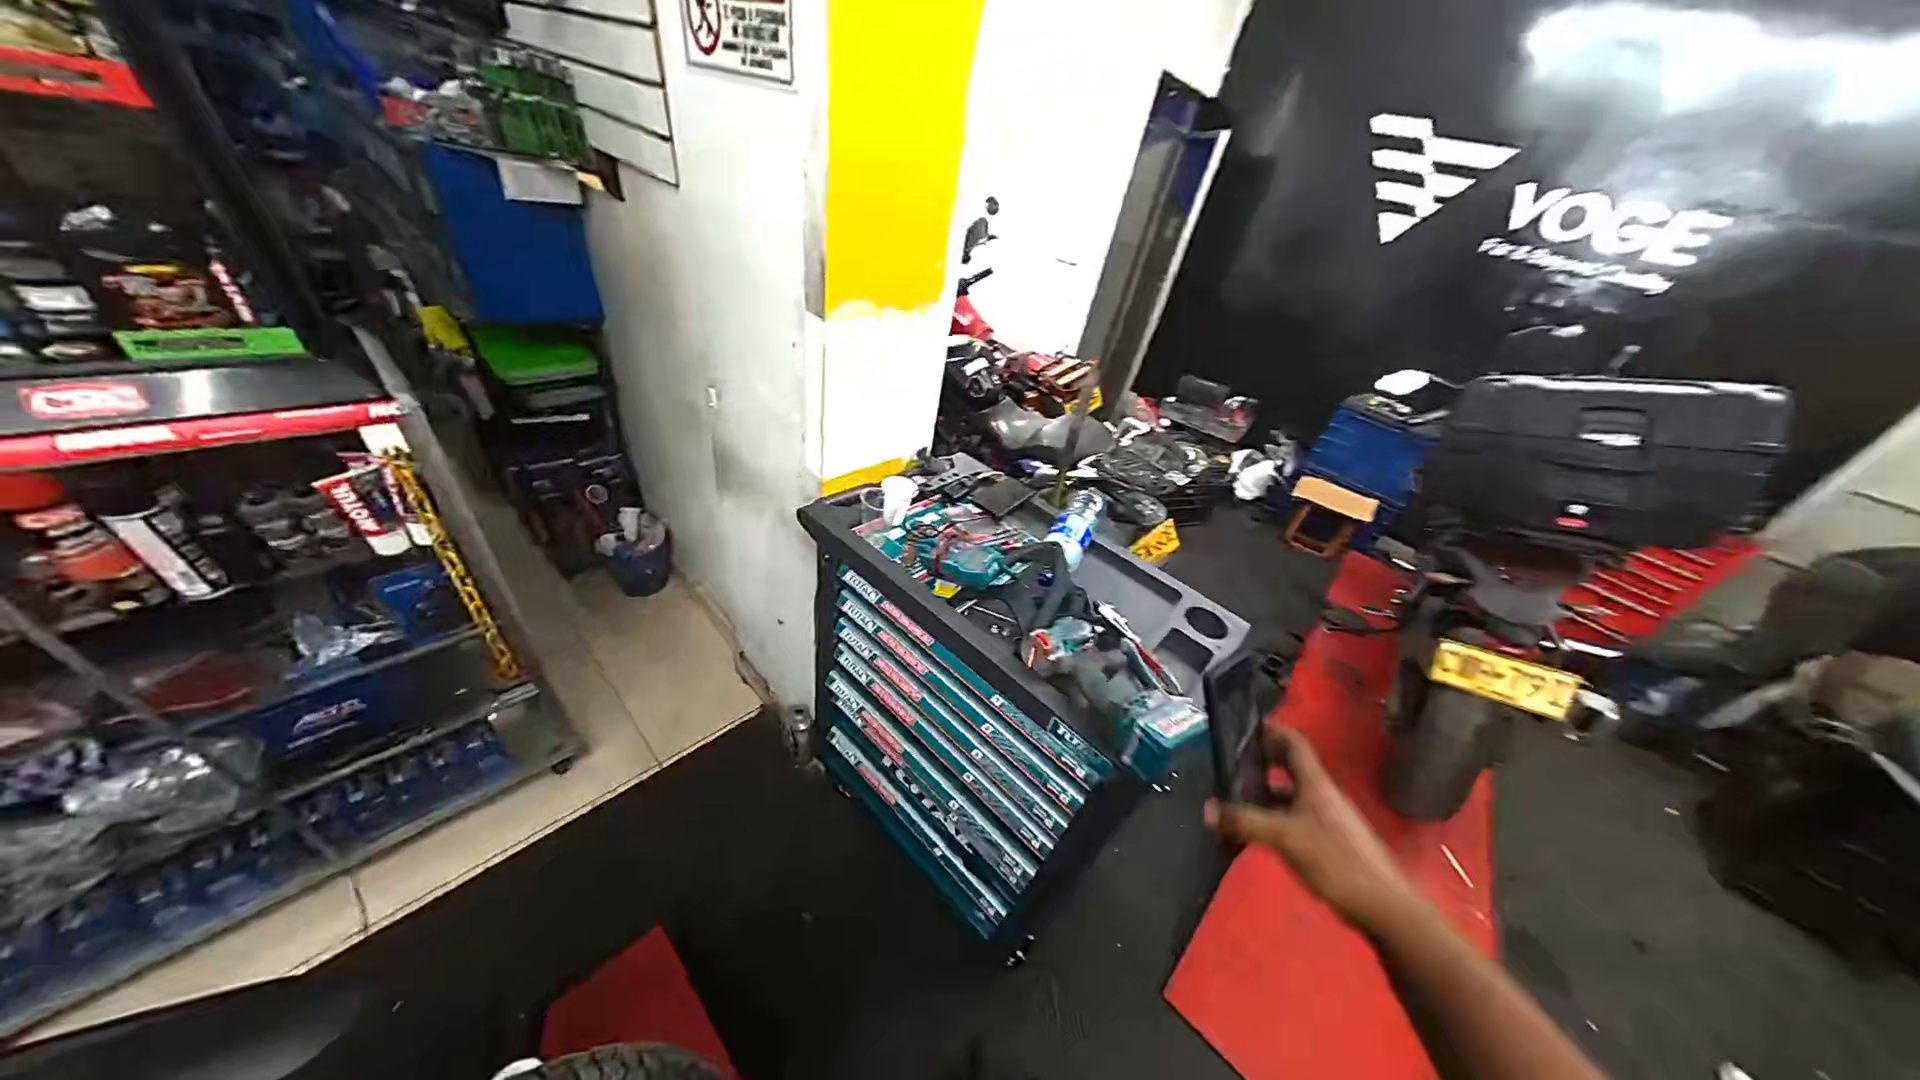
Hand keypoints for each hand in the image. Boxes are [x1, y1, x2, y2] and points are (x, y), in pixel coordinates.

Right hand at [1205, 727, 1416, 932]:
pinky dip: (1275, 817)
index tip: (1244, 728)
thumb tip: (1206, 809)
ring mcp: (1330, 818)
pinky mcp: (1332, 841)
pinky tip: (1259, 833)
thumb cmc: (1335, 861)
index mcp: (1316, 784)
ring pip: (1292, 794)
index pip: (1294, 742)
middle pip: (1291, 767)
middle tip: (1231, 764)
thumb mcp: (1283, 838)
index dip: (1271, 730)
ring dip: (1265, 793)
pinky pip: (1296, 817)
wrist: (1385, 908)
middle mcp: (1324, 794)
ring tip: (1236, 799)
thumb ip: (1244, 821)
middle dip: (1262, 762)